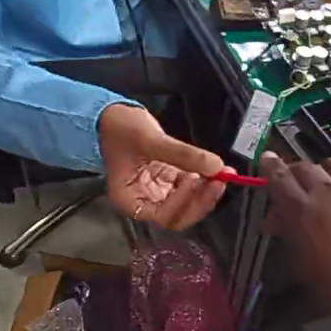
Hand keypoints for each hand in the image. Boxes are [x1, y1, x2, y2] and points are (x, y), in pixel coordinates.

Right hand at [98, 104, 226, 228]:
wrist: (110, 115)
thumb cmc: (119, 129)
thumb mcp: (150, 140)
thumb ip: (183, 155)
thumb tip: (216, 166)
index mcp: (130, 200)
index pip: (162, 215)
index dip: (182, 202)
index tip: (196, 179)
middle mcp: (144, 201)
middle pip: (177, 215)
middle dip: (200, 201)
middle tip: (218, 182)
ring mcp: (157, 190)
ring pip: (187, 203)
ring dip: (205, 192)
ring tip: (220, 173)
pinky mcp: (167, 179)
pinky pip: (189, 186)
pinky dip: (203, 180)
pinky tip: (215, 168)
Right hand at [260, 152, 330, 330]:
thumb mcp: (304, 265)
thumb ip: (288, 235)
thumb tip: (274, 219)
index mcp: (301, 211)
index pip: (279, 178)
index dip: (270, 167)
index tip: (266, 159)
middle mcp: (326, 191)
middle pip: (304, 167)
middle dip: (295, 174)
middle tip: (297, 186)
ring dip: (325, 171)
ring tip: (328, 182)